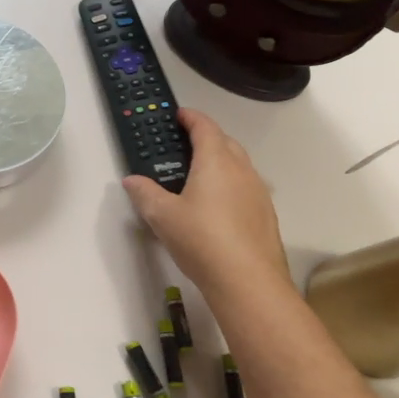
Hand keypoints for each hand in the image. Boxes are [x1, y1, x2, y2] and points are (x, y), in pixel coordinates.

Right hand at [123, 108, 287, 294]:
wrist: (248, 282)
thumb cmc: (201, 239)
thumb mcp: (162, 216)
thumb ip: (145, 193)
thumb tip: (132, 180)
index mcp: (216, 161)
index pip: (205, 127)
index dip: (191, 118)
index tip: (179, 115)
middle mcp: (242, 170)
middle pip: (226, 142)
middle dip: (206, 138)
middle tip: (184, 145)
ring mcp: (258, 193)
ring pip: (239, 165)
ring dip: (221, 162)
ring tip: (199, 176)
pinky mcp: (266, 216)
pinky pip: (246, 188)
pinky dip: (231, 185)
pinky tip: (217, 207)